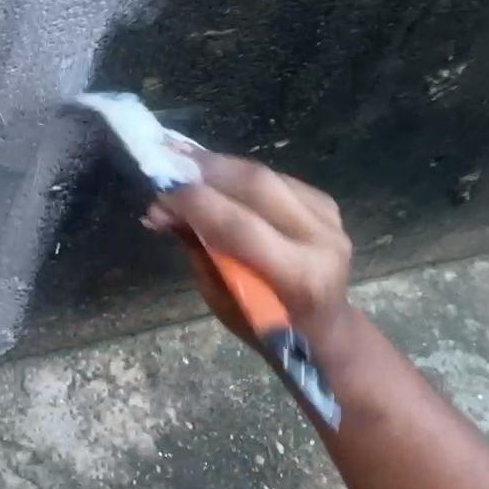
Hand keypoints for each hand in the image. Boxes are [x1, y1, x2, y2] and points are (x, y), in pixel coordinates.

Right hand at [141, 149, 352, 351]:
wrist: (323, 329)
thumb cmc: (266, 326)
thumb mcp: (222, 297)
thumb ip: (198, 248)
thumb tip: (160, 209)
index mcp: (298, 276)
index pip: (239, 226)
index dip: (195, 202)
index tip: (160, 192)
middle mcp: (320, 240)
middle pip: (256, 186)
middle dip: (206, 170)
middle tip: (168, 162)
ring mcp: (328, 219)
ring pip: (264, 175)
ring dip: (219, 165)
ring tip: (183, 159)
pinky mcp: (326, 205)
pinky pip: (274, 177)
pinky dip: (239, 174)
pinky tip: (215, 175)